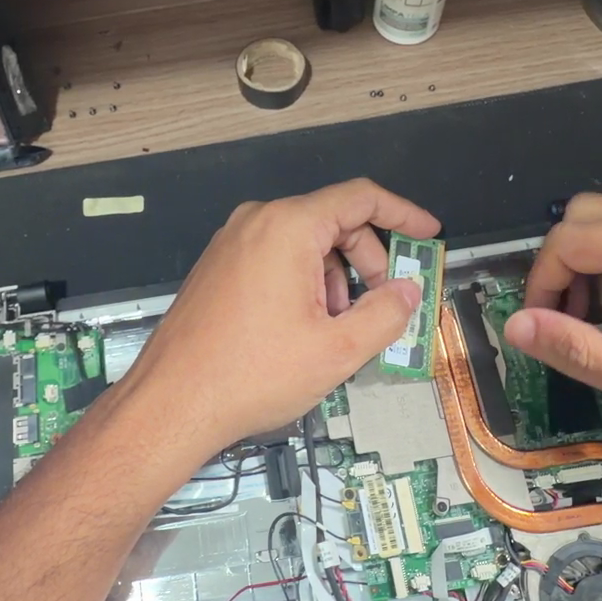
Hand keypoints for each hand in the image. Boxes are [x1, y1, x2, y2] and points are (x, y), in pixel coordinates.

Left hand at [112, 179, 438, 459]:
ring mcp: (232, 241)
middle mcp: (257, 220)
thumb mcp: (337, 349)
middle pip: (332, 220)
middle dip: (367, 259)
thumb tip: (409, 291)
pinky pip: (276, 256)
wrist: (171, 402)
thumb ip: (386, 313)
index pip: (360, 198)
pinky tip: (301, 328)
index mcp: (288, 226)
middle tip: (381, 305)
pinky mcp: (218, 265)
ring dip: (334, 277)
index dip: (403, 214)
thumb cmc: (254, 373)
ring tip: (332, 330)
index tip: (430, 235)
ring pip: (304, 243)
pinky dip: (303, 281)